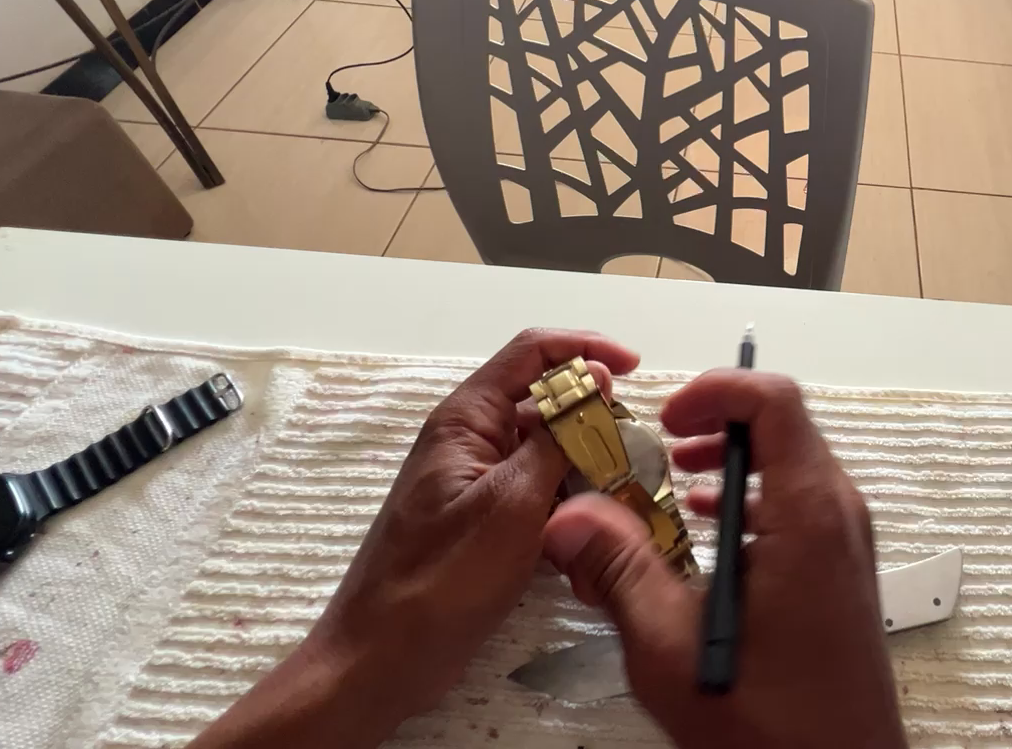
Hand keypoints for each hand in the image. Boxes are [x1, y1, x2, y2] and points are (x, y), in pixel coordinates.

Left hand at [193, 328, 637, 748]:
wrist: (378, 665)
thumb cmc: (442, 578)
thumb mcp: (512, 501)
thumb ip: (558, 435)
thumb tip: (596, 380)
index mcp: (469, 417)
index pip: (534, 351)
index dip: (586, 347)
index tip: (632, 368)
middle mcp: (474, 435)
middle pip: (545, 394)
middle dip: (593, 407)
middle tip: (633, 439)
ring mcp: (480, 474)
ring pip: (548, 439)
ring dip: (586, 451)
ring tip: (622, 478)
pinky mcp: (489, 510)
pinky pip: (541, 478)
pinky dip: (571, 485)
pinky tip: (594, 512)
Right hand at [542, 370, 905, 748]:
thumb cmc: (771, 724)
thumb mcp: (674, 647)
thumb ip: (620, 570)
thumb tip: (570, 514)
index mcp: (809, 512)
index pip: (776, 401)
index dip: (719, 390)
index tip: (669, 417)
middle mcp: (837, 510)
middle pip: (784, 422)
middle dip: (719, 418)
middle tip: (665, 438)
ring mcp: (845, 535)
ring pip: (791, 458)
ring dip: (734, 453)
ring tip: (678, 472)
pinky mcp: (839, 561)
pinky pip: (797, 497)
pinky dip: (751, 490)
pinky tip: (707, 521)